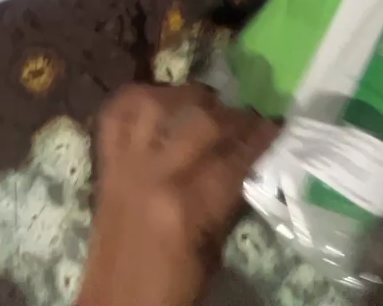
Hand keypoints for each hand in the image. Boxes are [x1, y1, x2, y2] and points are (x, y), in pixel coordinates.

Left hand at [79, 84, 277, 305]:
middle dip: (233, 115)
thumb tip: (248, 164)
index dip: (260, 139)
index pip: (232, 161)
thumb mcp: (211, 255)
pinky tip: (158, 99)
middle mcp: (153, 176)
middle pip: (201, 123)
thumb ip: (226, 205)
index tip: (277, 123)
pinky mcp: (105, 163)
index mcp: (184, 210)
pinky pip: (116, 114)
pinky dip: (136, 98)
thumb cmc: (169, 291)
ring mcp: (125, 164)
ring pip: (156, 104)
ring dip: (186, 96)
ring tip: (206, 101)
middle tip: (250, 117)